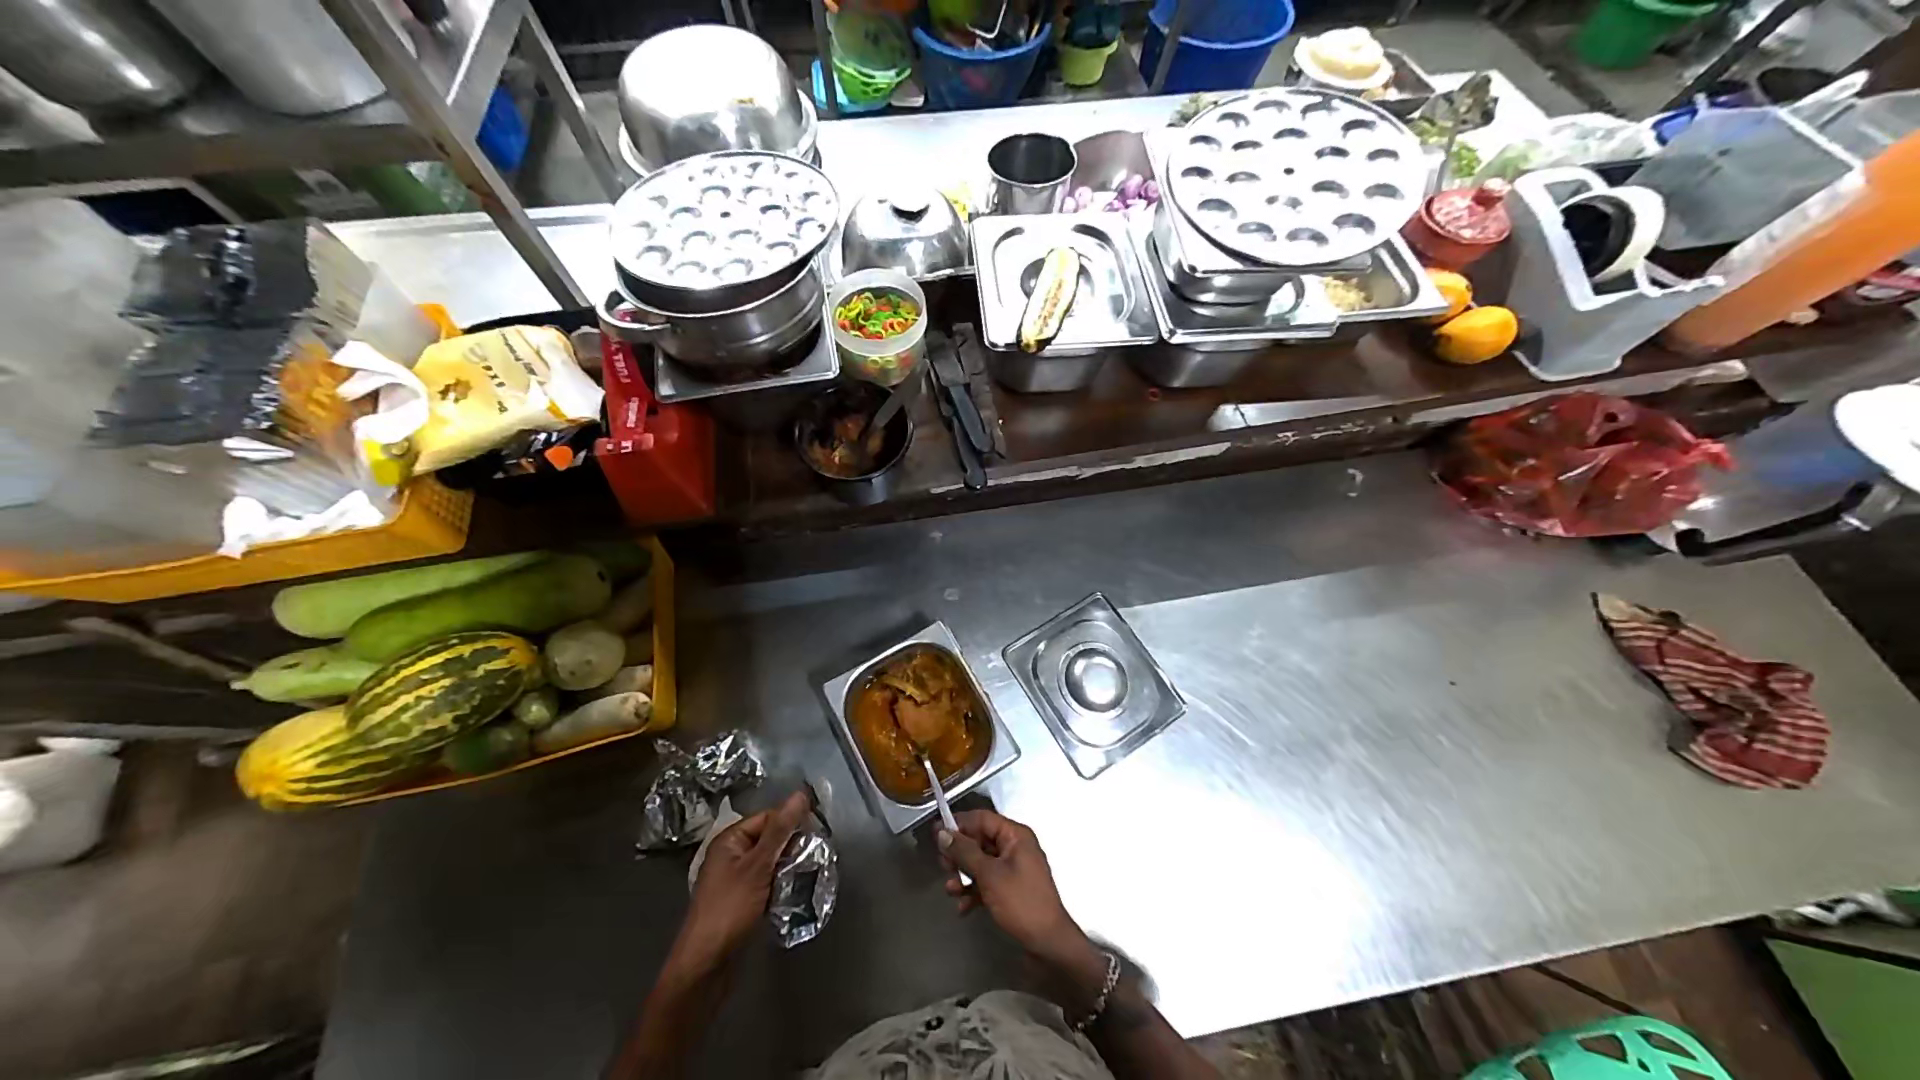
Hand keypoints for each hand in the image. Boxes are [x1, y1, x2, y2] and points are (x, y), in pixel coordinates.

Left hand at [671, 789, 811, 973]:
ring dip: (788, 867)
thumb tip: (800, 794)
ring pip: (770, 863)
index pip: (768, 818)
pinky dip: (780, 884)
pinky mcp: (741, 901)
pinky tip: (794, 891)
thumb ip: (780, 830)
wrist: (706, 963)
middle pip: (770, 840)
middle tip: (815, 856)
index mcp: (730, 839)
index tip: (815, 835)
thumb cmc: (729, 908)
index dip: (791, 823)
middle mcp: (731, 855)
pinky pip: (766, 882)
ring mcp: (735, 879)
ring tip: (809, 873)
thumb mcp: (758, 865)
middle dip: (792, 847)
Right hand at [937, 809, 1090, 966]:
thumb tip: (942, 832)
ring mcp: (1013, 869)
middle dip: (959, 854)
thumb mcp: (989, 875)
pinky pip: (986, 882)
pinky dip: (973, 891)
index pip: (981, 818)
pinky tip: (963, 907)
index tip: (936, 836)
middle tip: (944, 867)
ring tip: (951, 890)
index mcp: (1015, 836)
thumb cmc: (1021, 903)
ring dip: (963, 875)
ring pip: (980, 863)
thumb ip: (964, 851)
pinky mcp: (1010, 890)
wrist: (1048, 944)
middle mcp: (1015, 847)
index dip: (958, 824)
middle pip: (979, 840)